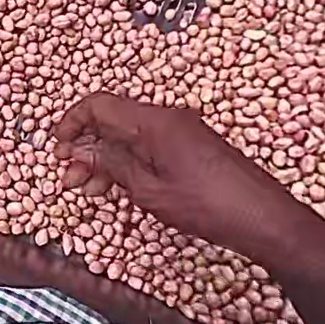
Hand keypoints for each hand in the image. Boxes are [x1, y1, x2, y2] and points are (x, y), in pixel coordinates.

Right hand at [50, 92, 324, 266]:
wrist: (267, 219)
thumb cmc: (208, 206)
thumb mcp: (148, 190)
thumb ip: (110, 165)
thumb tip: (80, 152)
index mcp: (153, 121)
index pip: (97, 105)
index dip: (71, 123)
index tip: (58, 148)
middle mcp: (166, 118)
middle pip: (110, 120)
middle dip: (84, 147)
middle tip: (69, 178)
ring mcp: (180, 130)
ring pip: (127, 135)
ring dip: (103, 158)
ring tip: (87, 189)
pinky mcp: (190, 145)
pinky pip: (147, 145)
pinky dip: (126, 161)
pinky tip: (116, 186)